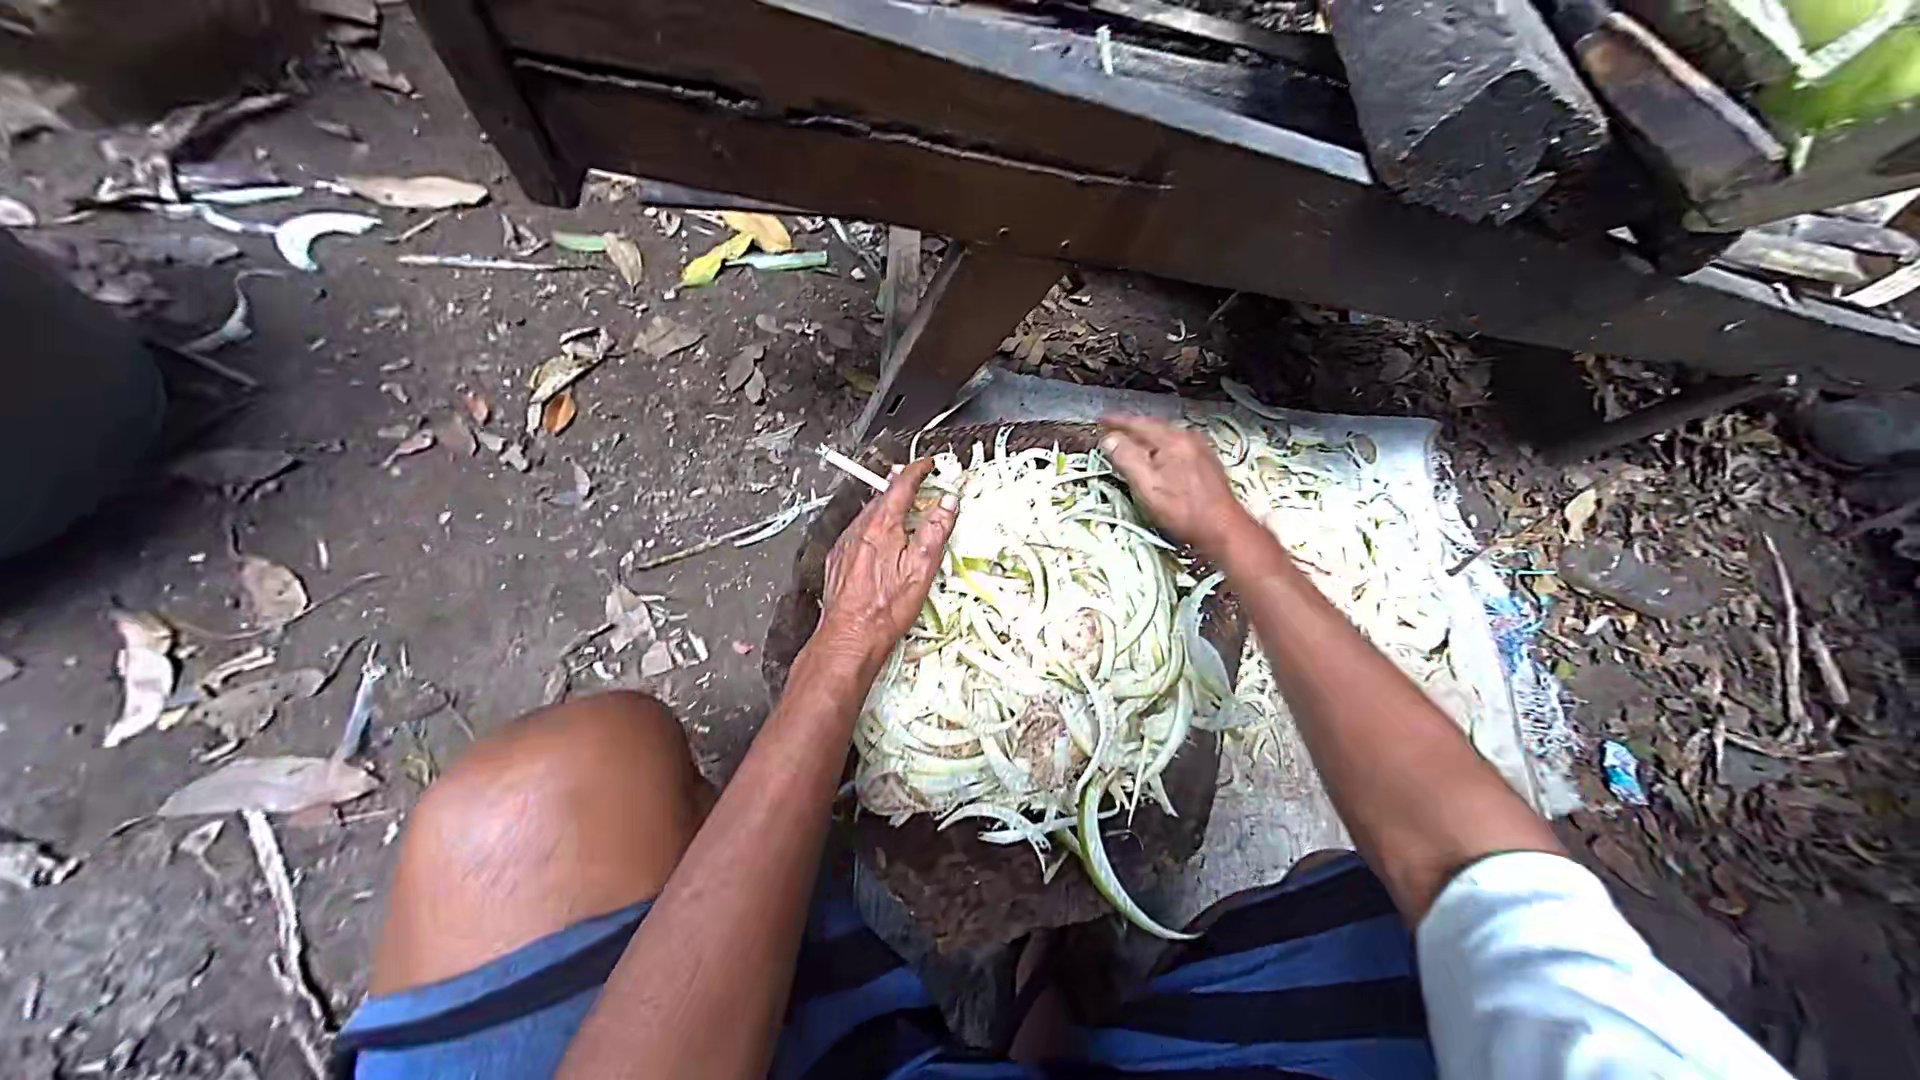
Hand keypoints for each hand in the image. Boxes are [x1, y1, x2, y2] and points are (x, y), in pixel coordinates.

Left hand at [817, 458, 958, 659]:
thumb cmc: (886, 608)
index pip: (902, 485)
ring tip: (905, 512)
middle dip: (903, 487)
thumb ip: (935, 530)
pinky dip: (874, 527)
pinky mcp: (839, 559)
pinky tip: (883, 542)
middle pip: (883, 496)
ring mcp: (846, 544)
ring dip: (888, 507)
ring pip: (869, 514)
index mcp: (882, 525)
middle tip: (920, 485)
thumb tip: (948, 503)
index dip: (917, 470)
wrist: (850, 636)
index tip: (928, 465)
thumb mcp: (921, 568)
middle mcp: (859, 529)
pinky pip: (859, 531)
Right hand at [1101, 415, 1248, 555]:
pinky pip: (1178, 446)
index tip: (1102, 421)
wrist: (1222, 528)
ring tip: (1132, 442)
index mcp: (1173, 440)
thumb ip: (1126, 459)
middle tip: (1113, 431)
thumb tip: (1110, 439)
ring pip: (1167, 436)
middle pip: (1155, 427)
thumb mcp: (1146, 486)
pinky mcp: (1207, 463)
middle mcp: (1189, 439)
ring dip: (1147, 438)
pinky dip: (1161, 447)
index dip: (1118, 422)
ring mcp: (1201, 450)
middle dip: (1132, 428)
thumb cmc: (1182, 510)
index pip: (1139, 424)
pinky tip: (1158, 457)